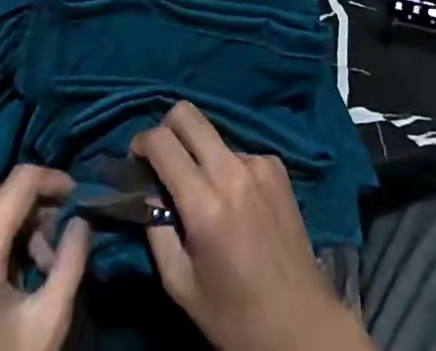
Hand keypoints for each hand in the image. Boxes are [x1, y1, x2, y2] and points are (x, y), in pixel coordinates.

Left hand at [0, 165, 90, 350]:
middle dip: (39, 210)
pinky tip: (10, 274)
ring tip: (38, 266)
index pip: (20, 183)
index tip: (77, 198)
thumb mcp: (50, 319)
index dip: (54, 179)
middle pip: (2, 197)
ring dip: (20, 226)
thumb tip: (80, 220)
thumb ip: (72, 261)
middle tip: (59, 245)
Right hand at [131, 102, 374, 350]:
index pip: (163, 142)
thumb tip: (144, 191)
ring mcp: (261, 164)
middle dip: (166, 128)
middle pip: (189, 114)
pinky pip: (239, 153)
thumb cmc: (233, 313)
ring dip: (198, 154)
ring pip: (214, 136)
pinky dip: (226, 168)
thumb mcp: (179, 282)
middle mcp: (234, 171)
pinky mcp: (278, 167)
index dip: (140, 143)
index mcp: (206, 204)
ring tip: (200, 193)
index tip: (134, 161)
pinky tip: (232, 201)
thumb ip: (156, 229)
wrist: (300, 320)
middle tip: (160, 162)